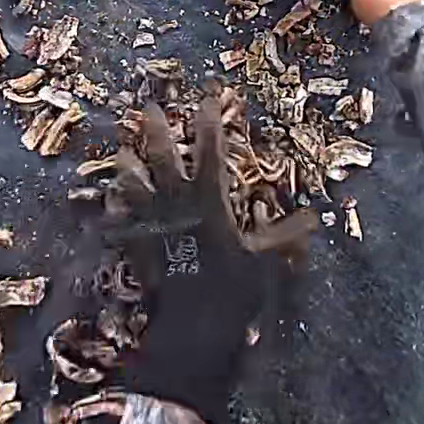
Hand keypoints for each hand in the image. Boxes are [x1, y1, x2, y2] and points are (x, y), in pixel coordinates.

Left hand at [104, 88, 315, 423]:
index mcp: (208, 200)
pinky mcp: (138, 242)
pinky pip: (123, 220)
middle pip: (164, 158)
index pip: (211, 152)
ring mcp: (154, 220)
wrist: (192, 326)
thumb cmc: (230, 289)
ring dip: (128, 166)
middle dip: (157, 131)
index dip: (210, 122)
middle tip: (148, 107)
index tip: (208, 96)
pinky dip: (117, 209)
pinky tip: (110, 202)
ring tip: (120, 149)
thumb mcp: (263, 261)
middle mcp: (177, 202)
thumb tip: (314, 218)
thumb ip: (284, 236)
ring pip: (135, 183)